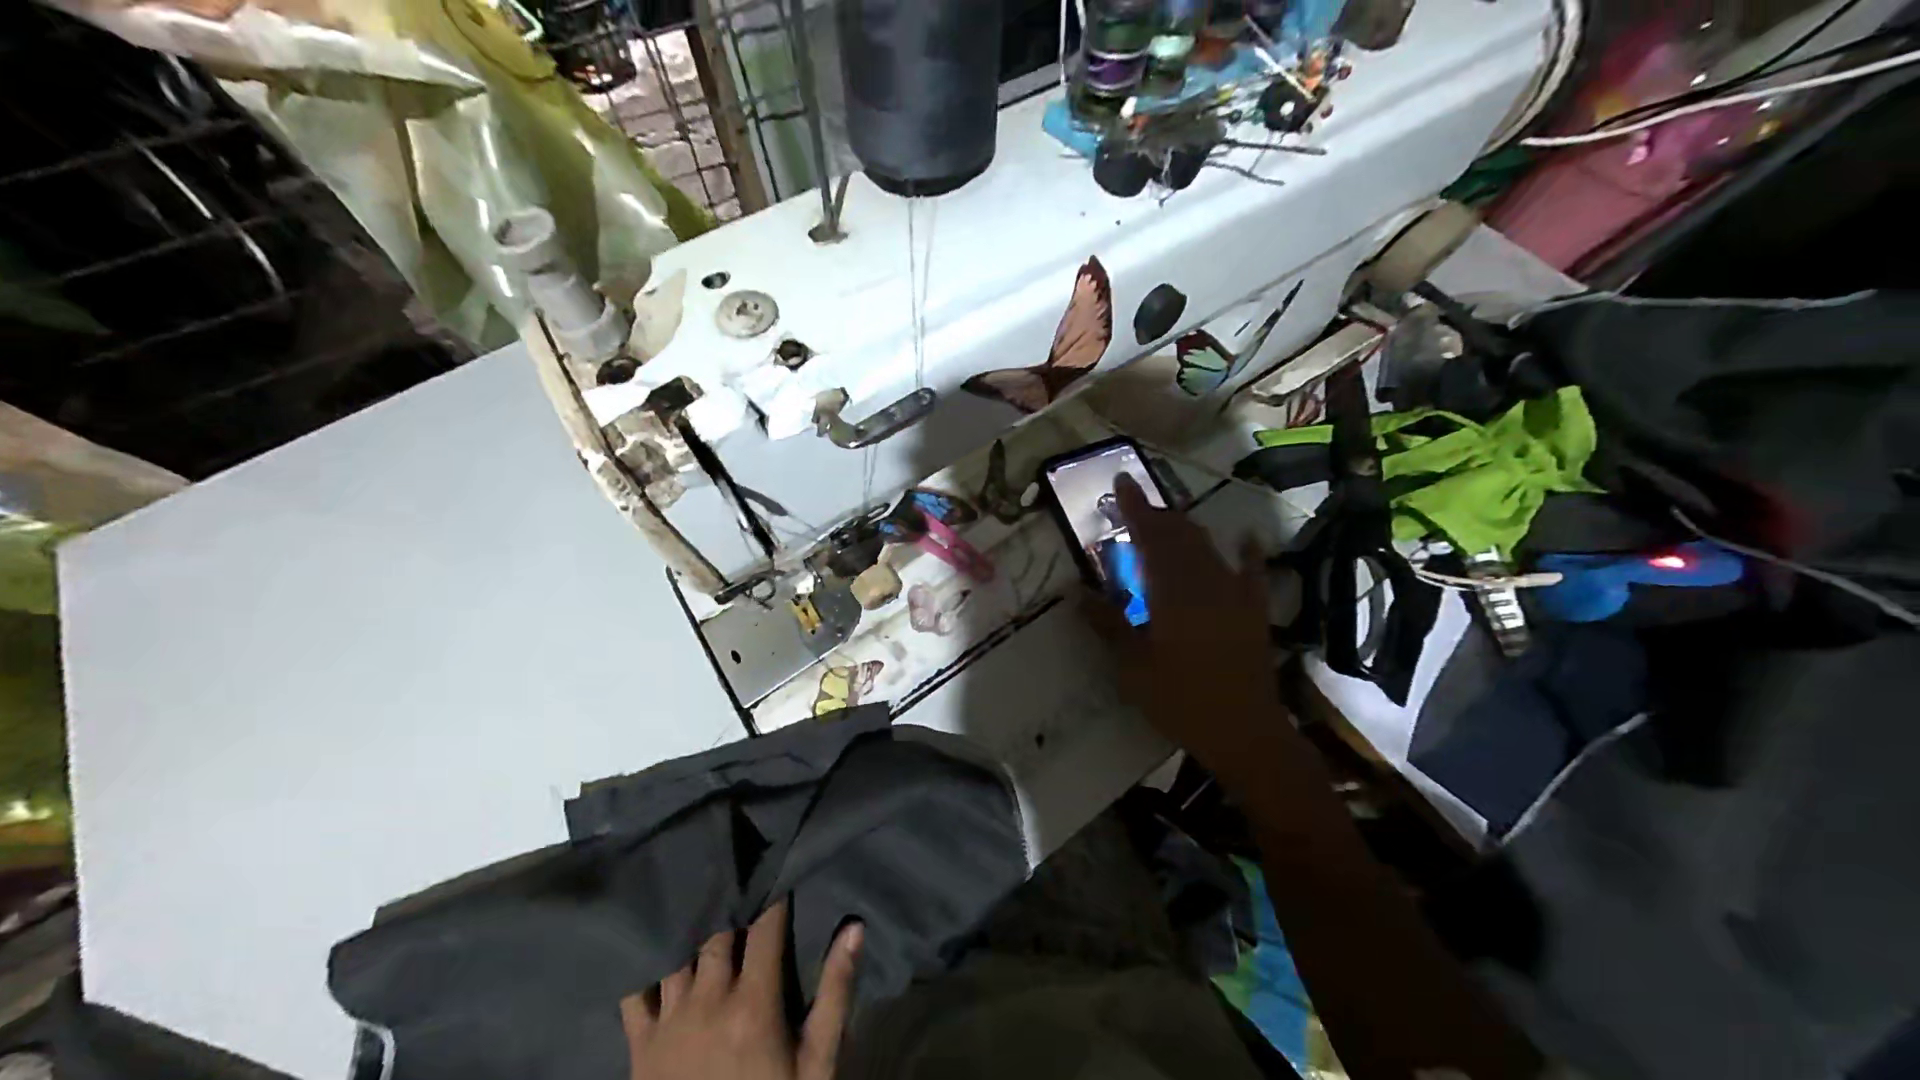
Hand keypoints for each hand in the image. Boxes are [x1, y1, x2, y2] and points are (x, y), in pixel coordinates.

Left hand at [622, 901, 862, 1079]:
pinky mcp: (639, 1047)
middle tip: (738, 877)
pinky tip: (654, 944)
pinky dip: (644, 966)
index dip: (772, 897)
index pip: (764, 929)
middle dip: (730, 902)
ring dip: (690, 926)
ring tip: (699, 897)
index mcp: (754, 1003)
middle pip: (716, 932)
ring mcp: (669, 1022)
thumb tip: (854, 928)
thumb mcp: (816, 1062)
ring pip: (677, 952)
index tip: (776, 869)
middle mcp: (708, 1001)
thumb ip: (835, 992)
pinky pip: (634, 993)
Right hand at [1083, 474, 1294, 795]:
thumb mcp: (1132, 666)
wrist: (1244, 731)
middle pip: (1179, 535)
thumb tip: (1077, 591)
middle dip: (1156, 514)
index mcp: (1172, 591)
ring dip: (1186, 528)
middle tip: (1134, 500)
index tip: (1122, 481)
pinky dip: (1247, 552)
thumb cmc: (1180, 699)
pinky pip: (1252, 573)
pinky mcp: (1253, 611)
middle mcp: (1205, 581)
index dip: (1135, 508)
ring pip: (1208, 548)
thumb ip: (1107, 624)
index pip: (1150, 537)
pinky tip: (1245, 537)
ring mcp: (1234, 594)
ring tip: (1168, 517)